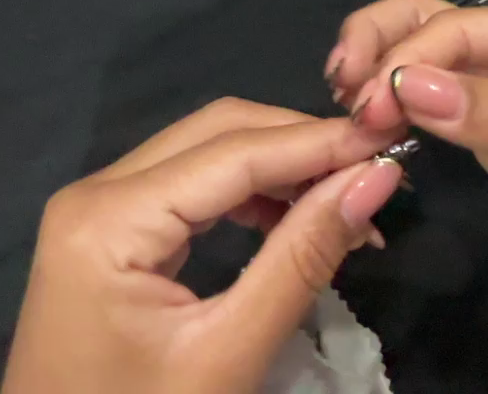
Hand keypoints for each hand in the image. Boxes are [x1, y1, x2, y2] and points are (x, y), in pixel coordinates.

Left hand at [0, 98, 403, 393]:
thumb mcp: (227, 356)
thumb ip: (302, 259)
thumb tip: (375, 179)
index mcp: (110, 217)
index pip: (234, 151)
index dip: (317, 141)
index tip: (388, 140)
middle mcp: (98, 188)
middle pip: (219, 131)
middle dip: (300, 143)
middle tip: (373, 169)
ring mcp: (99, 205)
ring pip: (208, 149)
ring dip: (279, 165)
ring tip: (343, 200)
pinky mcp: (110, 227)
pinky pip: (191, 183)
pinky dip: (249, 191)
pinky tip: (292, 217)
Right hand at [326, 0, 487, 297]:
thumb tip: (409, 87)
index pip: (451, 29)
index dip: (405, 60)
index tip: (370, 107)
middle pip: (426, 24)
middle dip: (377, 45)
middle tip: (340, 92)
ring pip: (423, 65)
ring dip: (379, 75)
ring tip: (344, 111)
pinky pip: (436, 114)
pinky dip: (398, 115)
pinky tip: (372, 133)